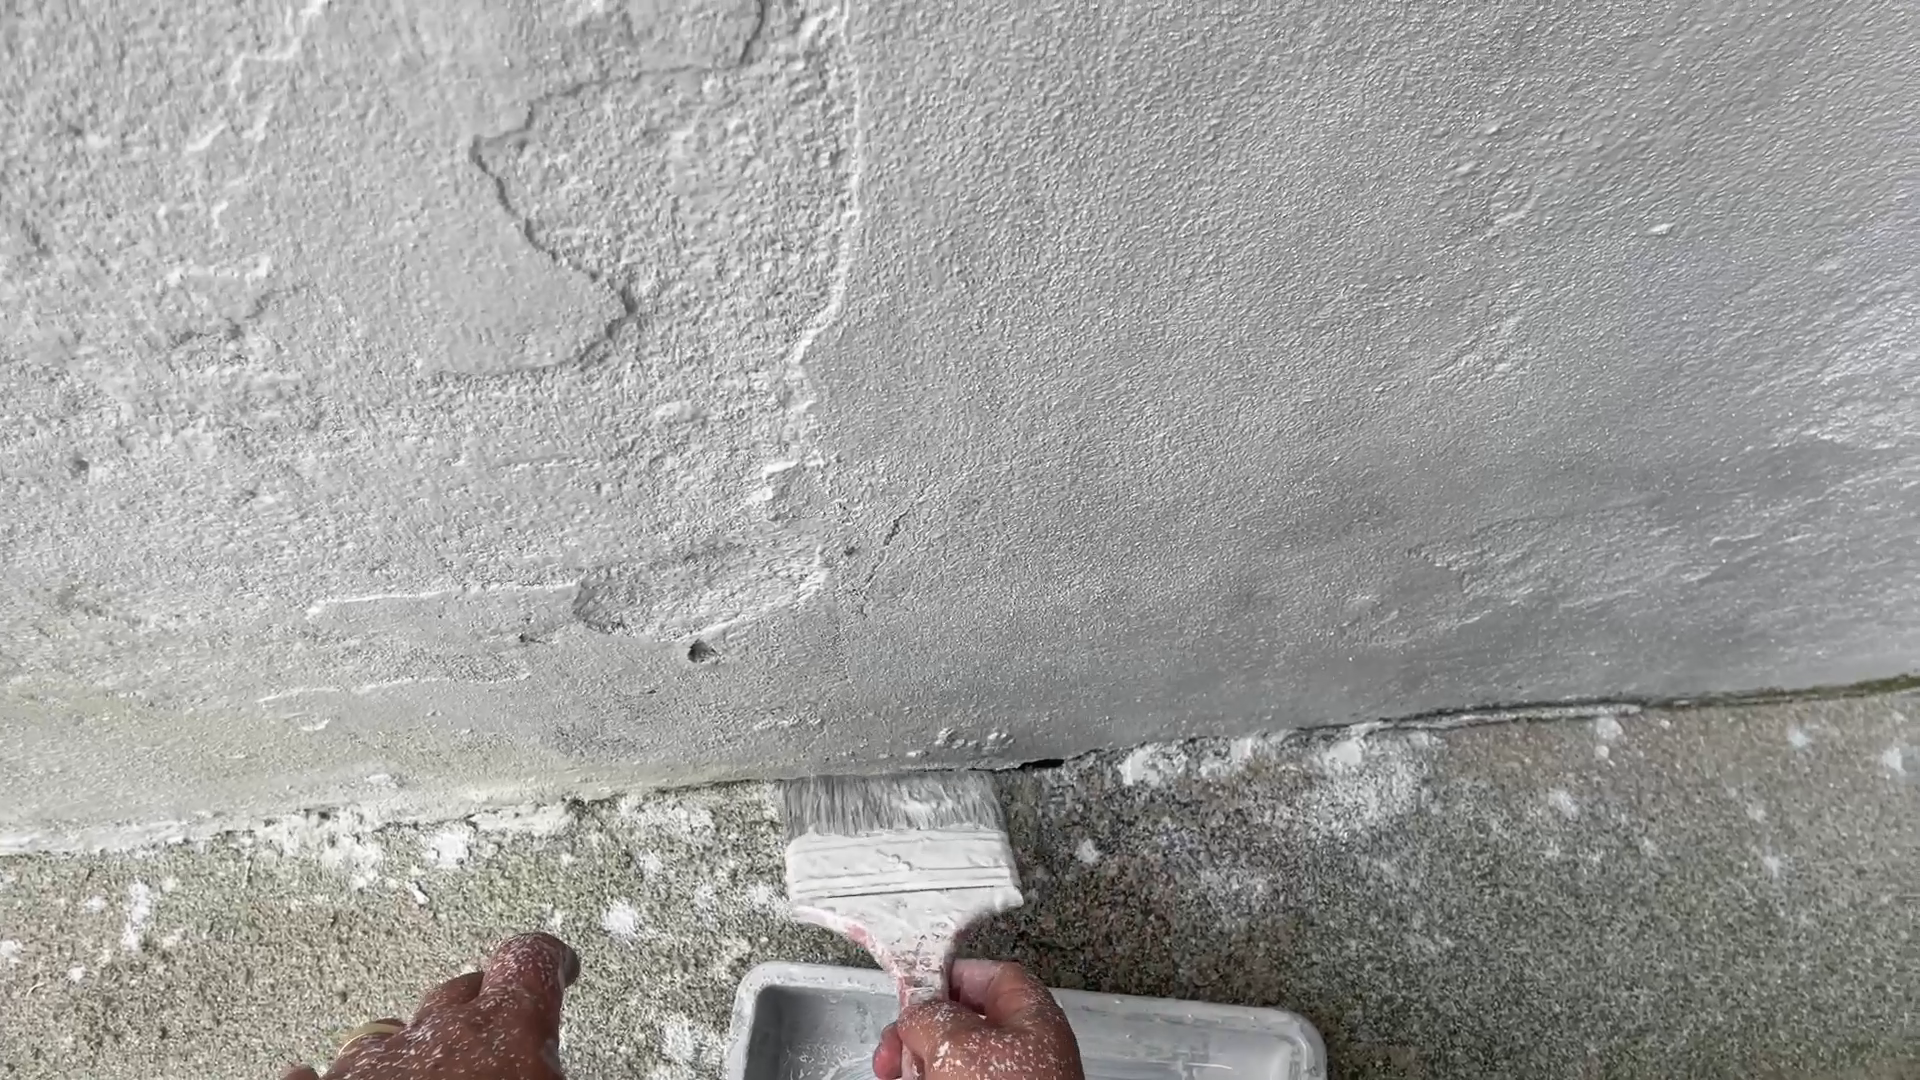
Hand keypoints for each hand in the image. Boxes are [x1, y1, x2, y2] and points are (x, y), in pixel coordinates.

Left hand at [281, 933, 580, 1079]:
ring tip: (417, 1074)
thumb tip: (556, 1071)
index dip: (547, 961)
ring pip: (388, 1034)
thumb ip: (551, 1072)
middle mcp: (441, 1031)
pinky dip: (315, 1078)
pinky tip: (308, 1078)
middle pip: (460, 990)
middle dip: (475, 1005)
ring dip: (406, 1050)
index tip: (555, 967)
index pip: (530, 958)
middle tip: (488, 1033)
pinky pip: (309, 1076)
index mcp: (509, 1024)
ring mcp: (371, 1067)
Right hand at [872, 960, 1084, 1079]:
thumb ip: (931, 1013)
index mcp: (1032, 1017)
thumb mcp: (956, 1042)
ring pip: (954, 1065)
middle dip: (921, 1034)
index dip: (949, 978)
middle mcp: (1026, 1052)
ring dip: (919, 1067)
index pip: (990, 977)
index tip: (913, 991)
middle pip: (964, 1025)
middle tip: (892, 1053)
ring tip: (897, 1077)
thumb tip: (916, 1014)